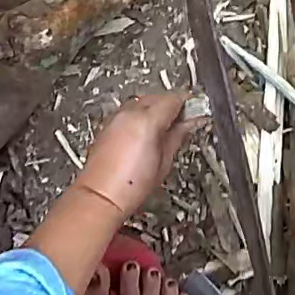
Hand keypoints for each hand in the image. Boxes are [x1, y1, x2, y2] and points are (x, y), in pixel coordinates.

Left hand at [73, 92, 194, 218]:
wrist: (100, 197)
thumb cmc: (131, 186)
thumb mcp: (165, 161)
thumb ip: (178, 135)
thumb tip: (189, 122)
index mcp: (148, 119)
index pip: (174, 99)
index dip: (187, 104)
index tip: (195, 112)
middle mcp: (131, 112)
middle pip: (159, 97)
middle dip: (172, 106)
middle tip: (183, 122)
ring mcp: (117, 116)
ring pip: (143, 101)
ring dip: (155, 109)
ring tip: (163, 130)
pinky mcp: (108, 123)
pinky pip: (130, 111)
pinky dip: (140, 116)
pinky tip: (145, 134)